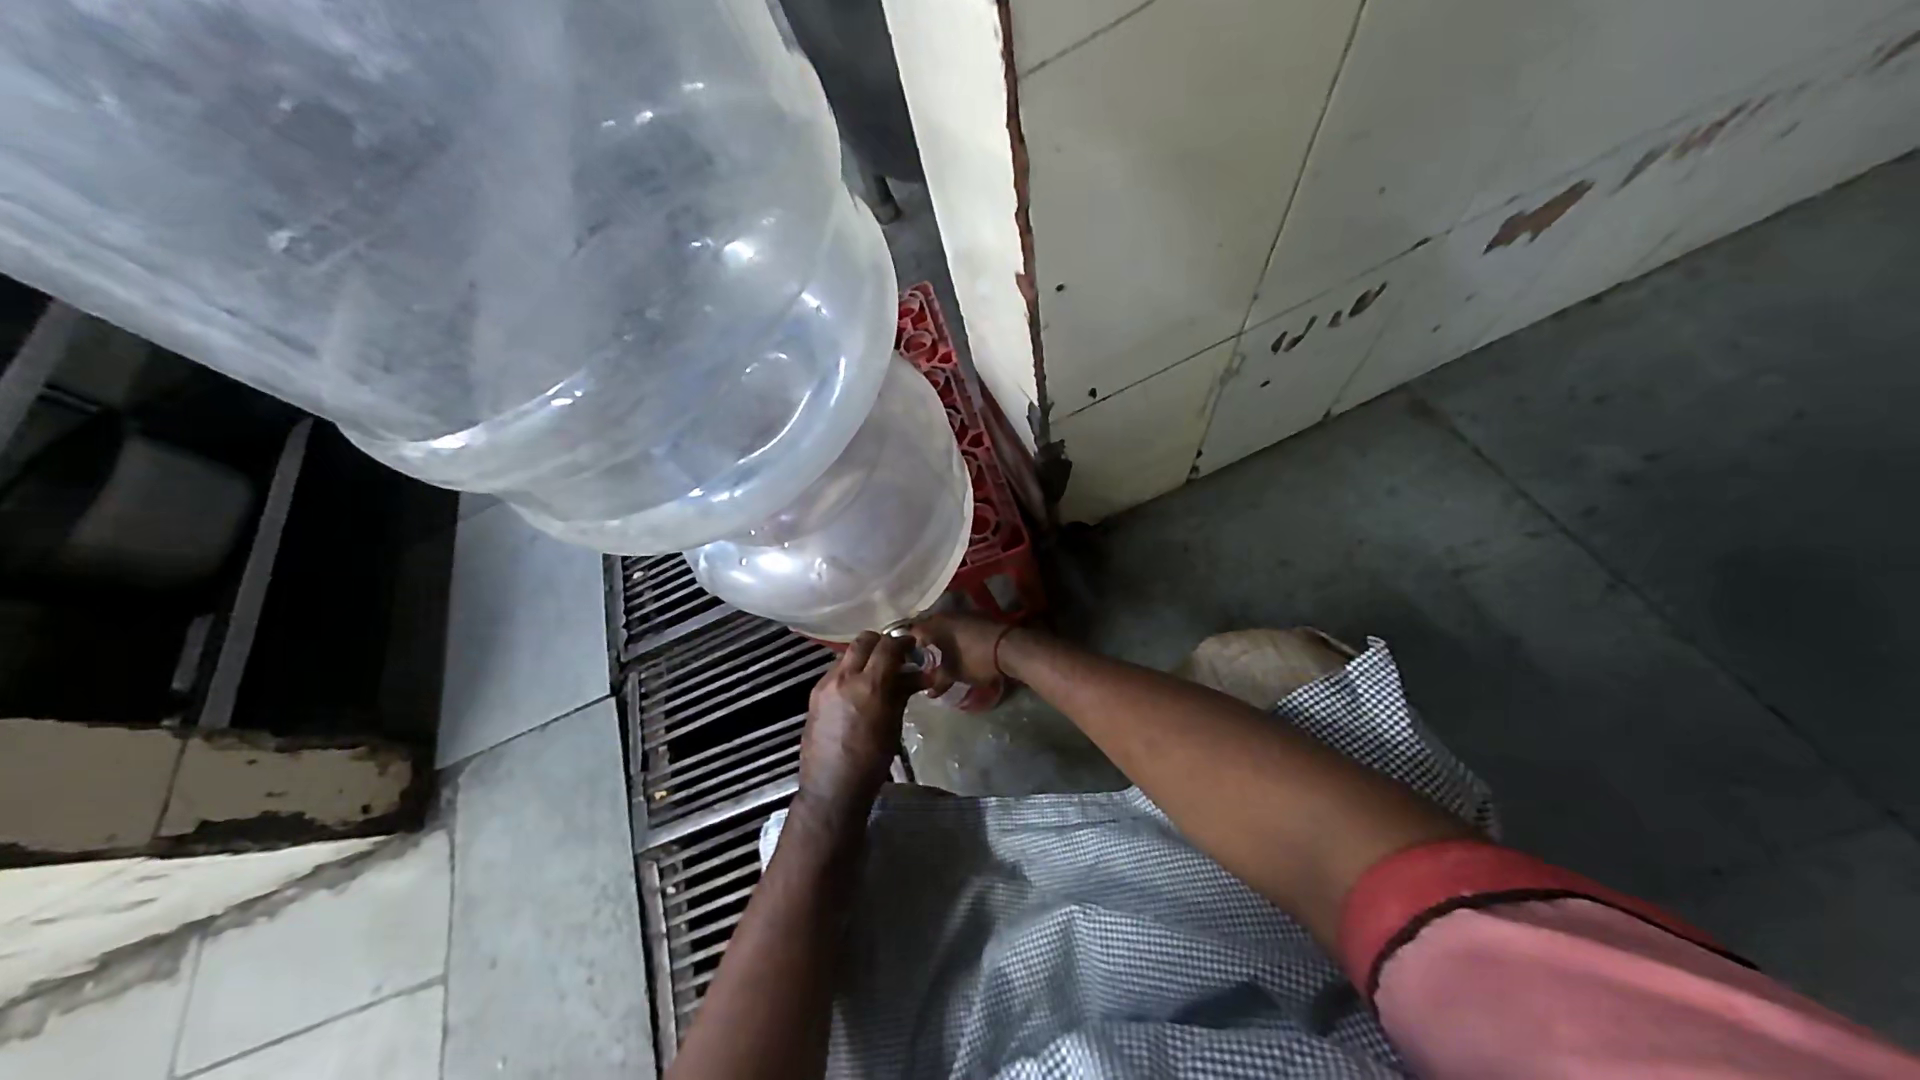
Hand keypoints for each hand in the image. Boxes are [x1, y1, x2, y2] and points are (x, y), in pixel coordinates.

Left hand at [799, 631, 926, 806]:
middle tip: (894, 656)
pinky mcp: (814, 695)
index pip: (887, 646)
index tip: (912, 647)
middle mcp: (844, 677)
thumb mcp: (894, 724)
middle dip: (881, 643)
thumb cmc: (872, 760)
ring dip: (864, 657)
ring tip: (877, 675)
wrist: (833, 786)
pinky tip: (859, 691)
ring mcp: (825, 684)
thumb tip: (916, 674)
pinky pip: (836, 672)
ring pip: (847, 655)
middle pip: (863, 640)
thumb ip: (902, 692)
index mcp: (869, 685)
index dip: (902, 643)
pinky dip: (850, 672)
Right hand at [907, 613, 1015, 696]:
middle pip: (929, 627)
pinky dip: (955, 636)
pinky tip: (958, 648)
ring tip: (941, 655)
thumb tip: (929, 692)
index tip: (909, 659)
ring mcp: (963, 614)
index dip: (909, 646)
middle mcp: (946, 615)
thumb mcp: (953, 673)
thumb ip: (938, 681)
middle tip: (924, 659)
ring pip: (945, 626)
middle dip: (926, 643)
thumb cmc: (975, 659)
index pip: (913, 632)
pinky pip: (958, 626)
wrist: (1010, 647)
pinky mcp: (978, 617)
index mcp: (935, 625)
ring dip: (941, 638)